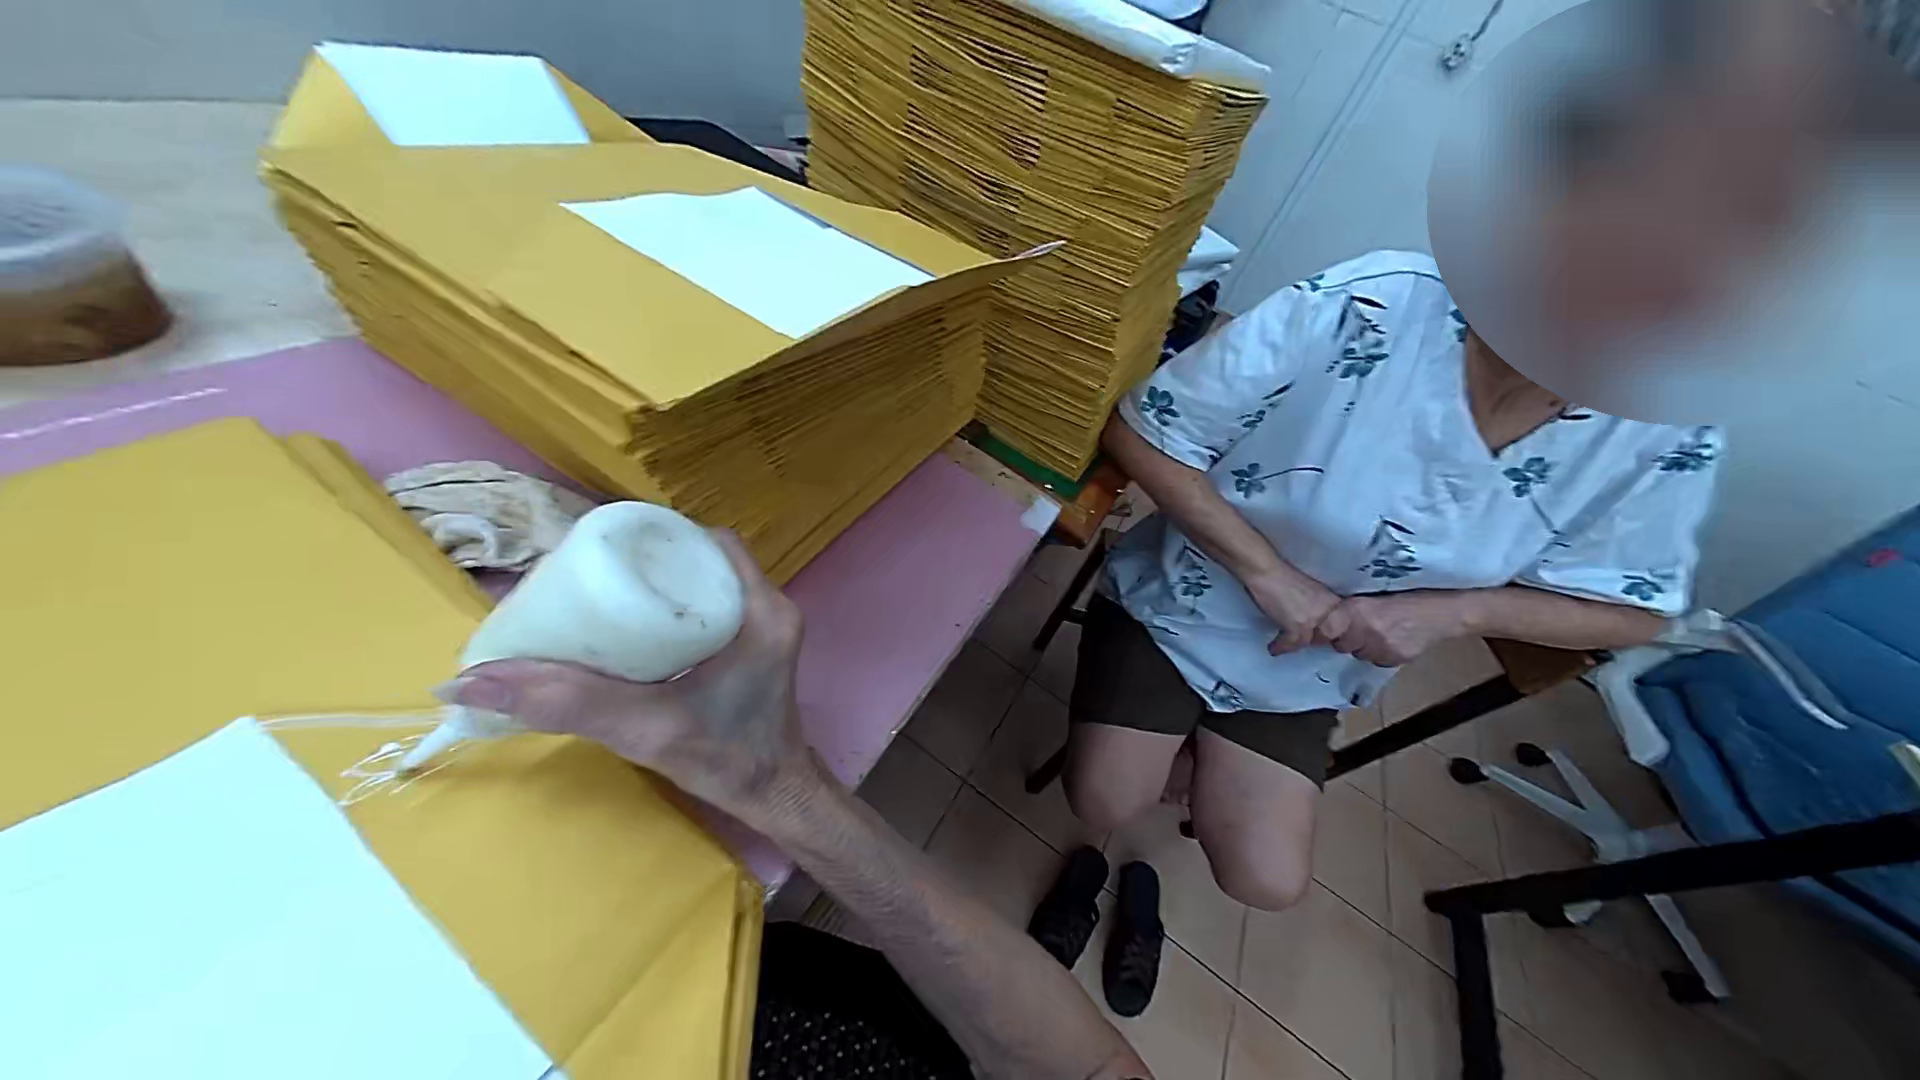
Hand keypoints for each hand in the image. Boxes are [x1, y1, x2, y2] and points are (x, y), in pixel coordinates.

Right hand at [442, 529, 816, 817]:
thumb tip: (468, 680)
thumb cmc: (725, 760)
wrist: (773, 794)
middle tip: (595, 575)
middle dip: (652, 561)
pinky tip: (632, 625)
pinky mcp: (755, 645)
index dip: (661, 538)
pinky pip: (712, 608)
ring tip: (605, 593)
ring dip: (662, 584)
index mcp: (763, 612)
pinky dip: (674, 609)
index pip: (713, 545)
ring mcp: (766, 626)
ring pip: (708, 584)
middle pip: (705, 561)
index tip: (608, 551)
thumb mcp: (644, 729)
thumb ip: (567, 703)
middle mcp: (770, 608)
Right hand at [1246, 567, 1342, 654]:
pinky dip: (1281, 646)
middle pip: (1325, 636)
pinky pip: (1291, 643)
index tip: (1317, 636)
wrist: (1266, 571)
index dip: (1327, 633)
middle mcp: (1327, 611)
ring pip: (1307, 641)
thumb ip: (1317, 605)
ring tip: (1282, 646)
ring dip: (1293, 645)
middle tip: (1299, 641)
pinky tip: (1274, 647)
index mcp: (1332, 600)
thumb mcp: (1309, 591)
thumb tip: (1311, 619)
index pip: (1339, 625)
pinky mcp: (1297, 625)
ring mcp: (1312, 619)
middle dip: (1313, 641)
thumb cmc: (1282, 576)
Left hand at [1314, 591, 1473, 666]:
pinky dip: (1381, 654)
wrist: (1443, 610)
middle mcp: (1366, 628)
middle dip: (1346, 640)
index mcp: (1356, 609)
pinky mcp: (1396, 658)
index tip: (1330, 631)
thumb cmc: (1404, 598)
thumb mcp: (1370, 596)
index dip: (1326, 633)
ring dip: (1364, 648)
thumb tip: (1326, 624)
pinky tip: (1392, 642)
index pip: (1326, 631)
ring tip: (1378, 635)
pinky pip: (1378, 661)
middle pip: (1341, 646)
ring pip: (1360, 655)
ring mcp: (1382, 645)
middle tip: (1358, 631)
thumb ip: (1348, 610)